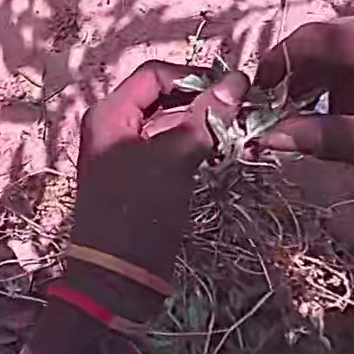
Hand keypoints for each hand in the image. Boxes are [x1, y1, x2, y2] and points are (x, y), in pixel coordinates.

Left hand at [68, 62, 246, 319]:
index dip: (194, 77)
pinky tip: (228, 152)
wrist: (118, 277)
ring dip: (205, 126)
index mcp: (109, 115)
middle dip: (204, 101)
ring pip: (172, 126)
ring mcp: (128, 155)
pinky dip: (198, 148)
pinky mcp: (143, 179)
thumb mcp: (172, 158)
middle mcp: (114, 128)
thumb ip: (204, 117)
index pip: (154, 75)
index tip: (234, 88)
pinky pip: (172, 151)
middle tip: (245, 109)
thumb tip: (236, 82)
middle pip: (164, 98)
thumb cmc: (137, 212)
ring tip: (244, 132)